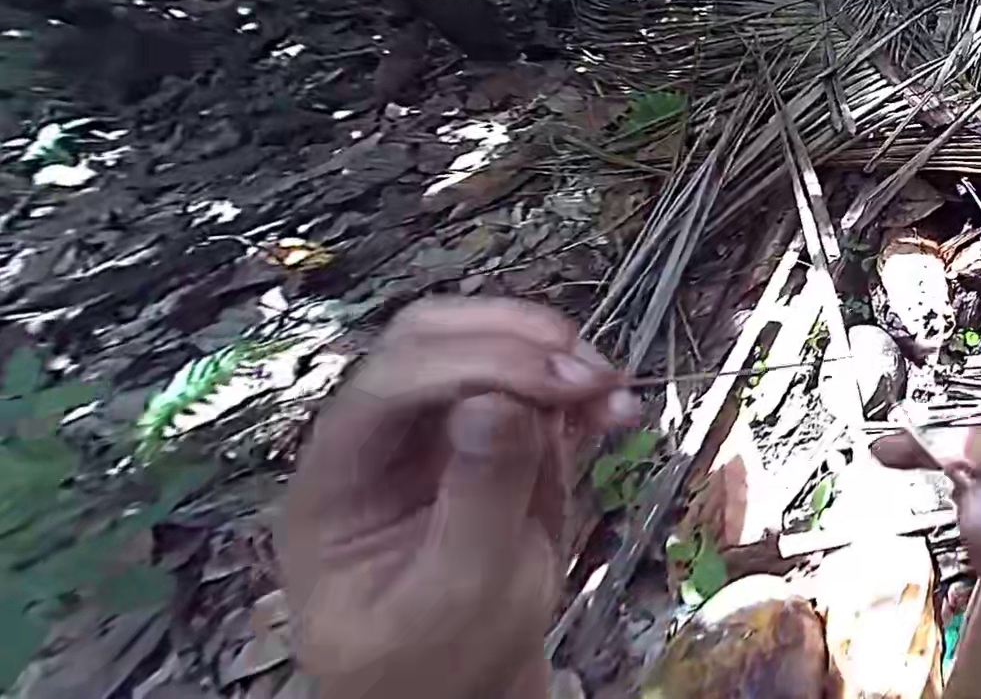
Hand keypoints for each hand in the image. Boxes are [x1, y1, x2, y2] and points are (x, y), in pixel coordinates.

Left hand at [279, 298, 639, 698]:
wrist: (474, 674)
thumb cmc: (442, 654)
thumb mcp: (458, 592)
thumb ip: (477, 496)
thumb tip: (494, 404)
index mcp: (340, 480)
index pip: (394, 381)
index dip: (482, 364)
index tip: (567, 386)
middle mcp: (388, 436)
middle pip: (436, 336)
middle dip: (519, 338)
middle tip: (588, 372)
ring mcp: (447, 426)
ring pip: (496, 342)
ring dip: (564, 356)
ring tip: (616, 394)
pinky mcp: (505, 428)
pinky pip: (544, 381)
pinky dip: (586, 386)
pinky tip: (619, 413)